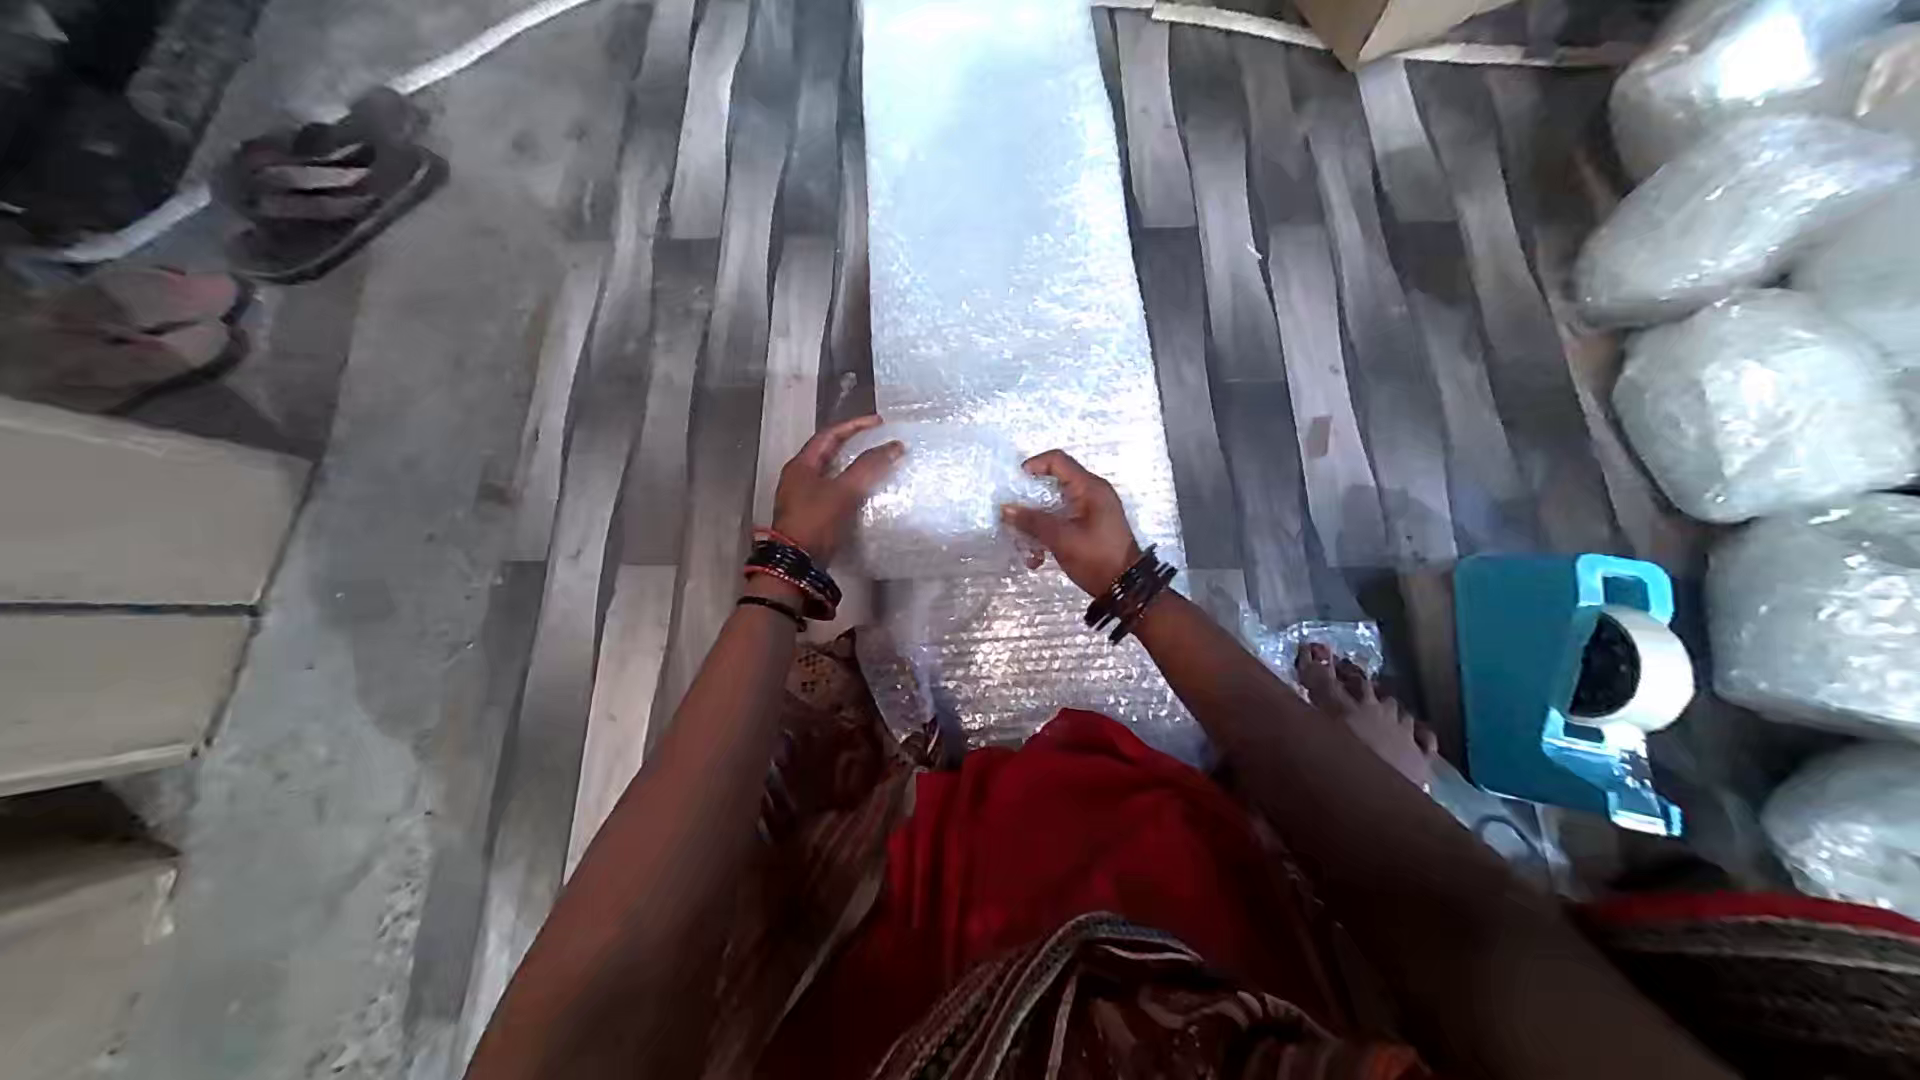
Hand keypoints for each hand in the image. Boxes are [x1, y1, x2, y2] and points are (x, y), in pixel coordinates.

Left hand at [770, 415, 903, 565]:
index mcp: (801, 465)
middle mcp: (798, 477)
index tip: (879, 422)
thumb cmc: (816, 522)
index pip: (829, 435)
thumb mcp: (844, 491)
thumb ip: (869, 467)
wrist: (797, 564)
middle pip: (828, 452)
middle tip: (878, 441)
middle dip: (854, 444)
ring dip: (853, 466)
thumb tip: (895, 445)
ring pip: (831, 473)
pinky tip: (865, 492)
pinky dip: (850, 486)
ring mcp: (802, 497)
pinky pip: (833, 492)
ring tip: (876, 464)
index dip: (854, 426)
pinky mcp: (811, 516)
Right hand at [1000, 449, 1141, 596]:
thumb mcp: (1061, 538)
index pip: (1058, 461)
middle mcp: (1090, 494)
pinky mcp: (1087, 528)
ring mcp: (1089, 512)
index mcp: (1090, 488)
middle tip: (1012, 517)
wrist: (1125, 588)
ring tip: (1023, 546)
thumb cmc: (1096, 557)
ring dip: (1035, 525)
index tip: (1015, 483)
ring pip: (1053, 508)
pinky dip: (1046, 536)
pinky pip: (1060, 523)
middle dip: (1029, 503)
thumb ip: (1033, 521)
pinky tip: (1037, 559)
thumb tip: (1005, 509)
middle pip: (1052, 486)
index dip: (1034, 465)